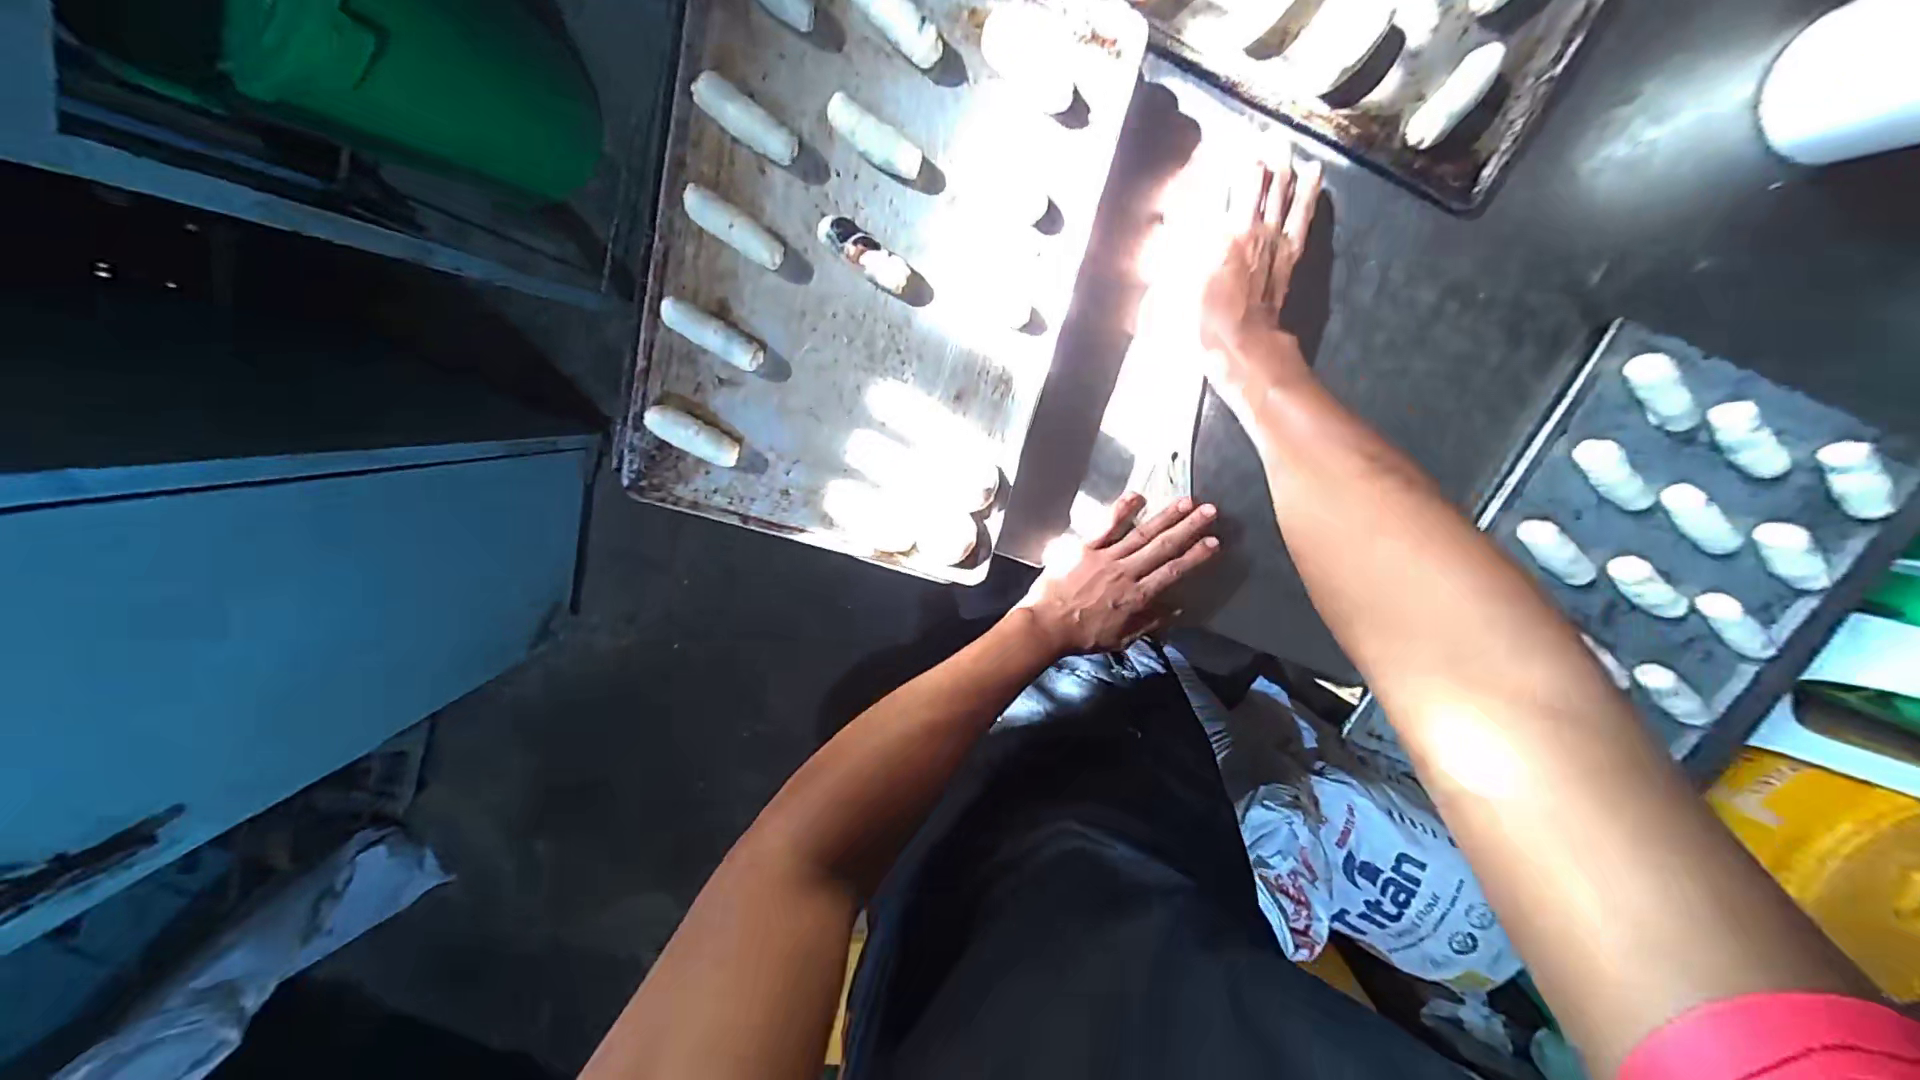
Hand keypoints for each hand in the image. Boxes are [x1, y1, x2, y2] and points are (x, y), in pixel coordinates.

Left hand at [1017, 493, 1219, 655]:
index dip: (1195, 556)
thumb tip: (1175, 610)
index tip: (1214, 542)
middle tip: (1210, 511)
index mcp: (1137, 597)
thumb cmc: (1082, 635)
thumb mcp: (1121, 638)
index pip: (1172, 572)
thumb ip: (1148, 623)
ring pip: (1141, 534)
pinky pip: (1106, 526)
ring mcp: (1106, 558)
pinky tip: (1137, 496)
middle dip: (1189, 528)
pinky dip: (1121, 510)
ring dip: (1165, 517)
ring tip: (1186, 502)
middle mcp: (1126, 573)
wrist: (1046, 625)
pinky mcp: (1085, 548)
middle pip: (1163, 547)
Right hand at [1194, 151, 1322, 422]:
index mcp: (1226, 236)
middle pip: (1264, 186)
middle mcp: (1255, 231)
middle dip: (1267, 160)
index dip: (1238, 167)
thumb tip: (1179, 222)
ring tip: (1289, 146)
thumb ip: (1182, 251)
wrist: (1243, 347)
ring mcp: (1276, 242)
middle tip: (1270, 136)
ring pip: (1285, 196)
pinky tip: (1314, 175)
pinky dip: (1309, 194)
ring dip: (1287, 170)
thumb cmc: (1204, 322)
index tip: (1238, 148)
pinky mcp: (1290, 256)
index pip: (1234, 191)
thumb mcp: (1178, 287)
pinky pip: (1302, 217)